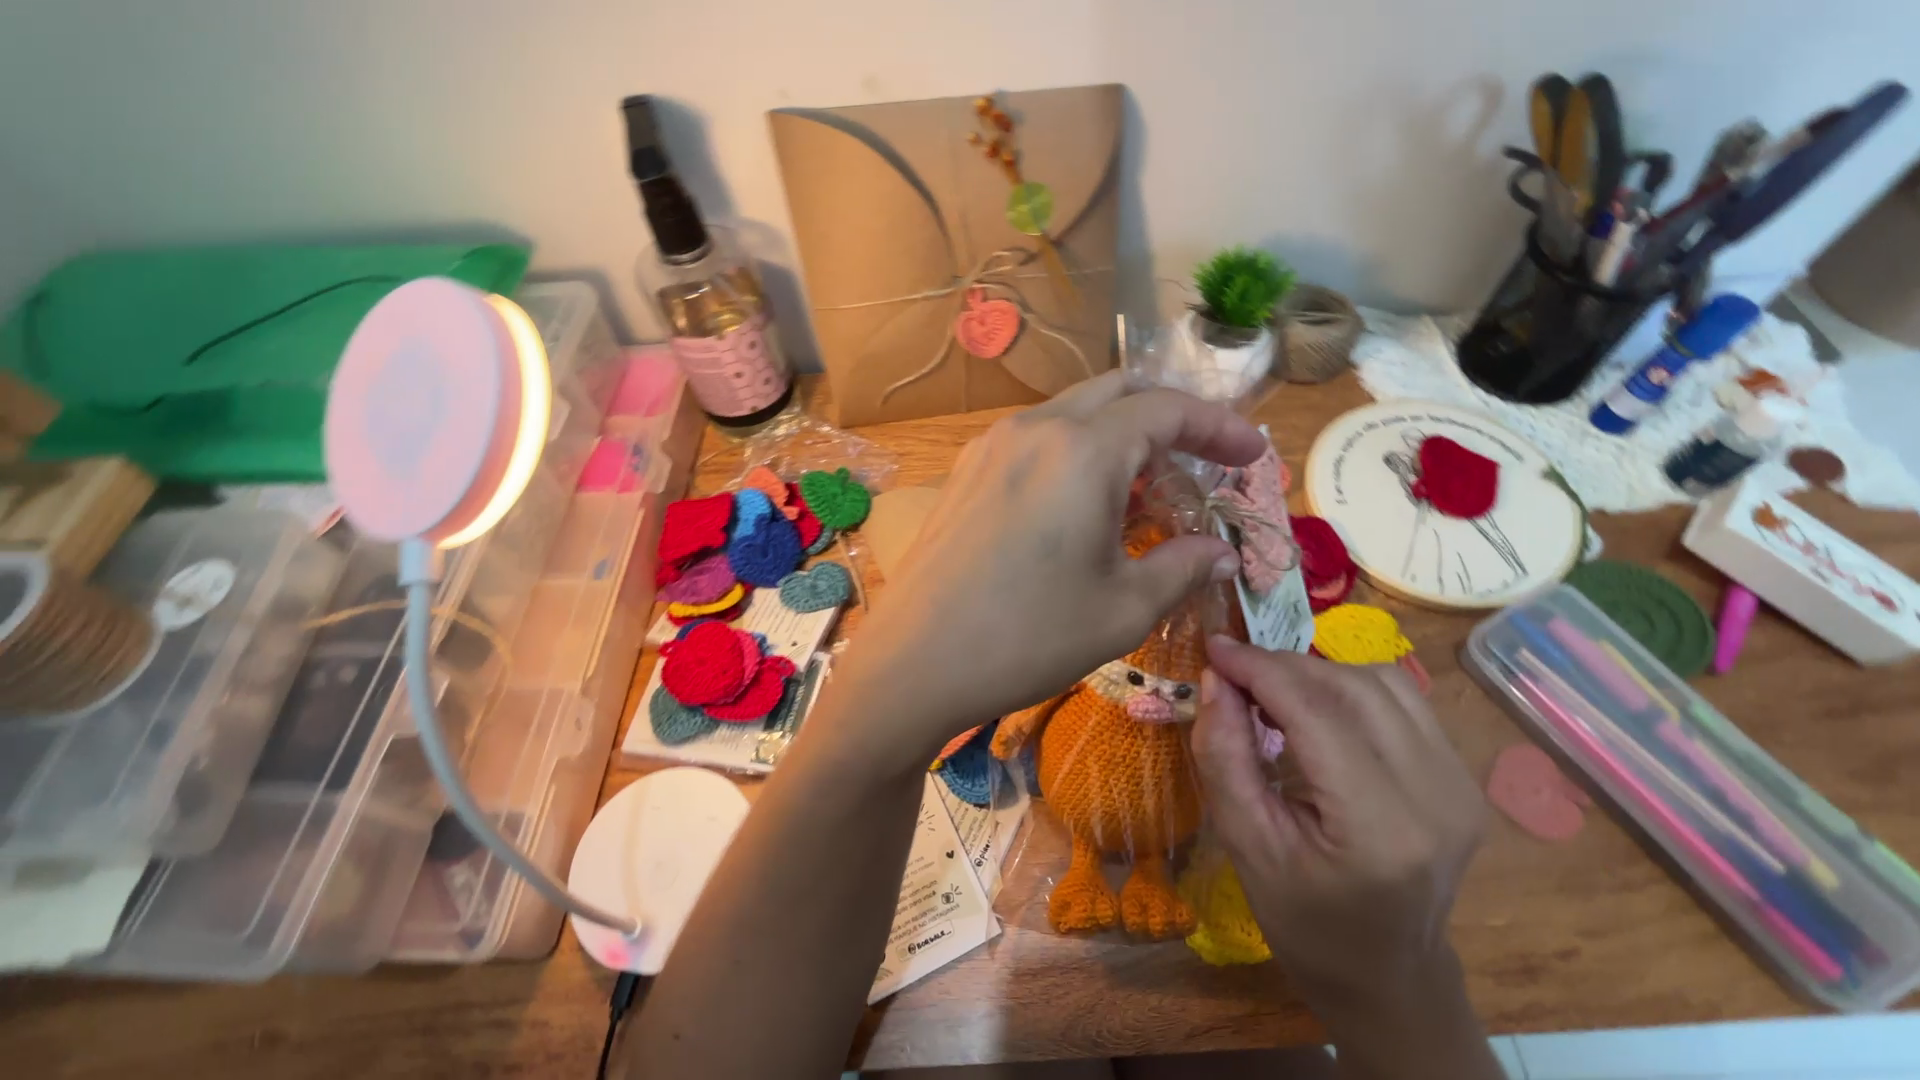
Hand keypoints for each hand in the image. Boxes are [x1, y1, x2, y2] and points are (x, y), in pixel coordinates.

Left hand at [823, 372, 1265, 770]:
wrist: (912, 665)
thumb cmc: (1027, 637)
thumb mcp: (1122, 609)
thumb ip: (1182, 568)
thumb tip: (1219, 555)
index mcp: (1081, 450)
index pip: (1166, 408)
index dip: (1219, 427)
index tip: (1252, 456)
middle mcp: (1033, 430)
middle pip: (1118, 392)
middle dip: (1170, 418)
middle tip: (1205, 463)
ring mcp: (990, 448)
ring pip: (1072, 414)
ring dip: (1120, 436)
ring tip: (1148, 493)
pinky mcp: (964, 475)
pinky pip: (1035, 442)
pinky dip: (1076, 454)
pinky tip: (1084, 508)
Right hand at [1191, 638, 1486, 1006]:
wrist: (1386, 976)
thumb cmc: (1304, 922)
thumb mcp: (1246, 846)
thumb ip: (1224, 757)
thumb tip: (1214, 679)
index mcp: (1380, 827)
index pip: (1318, 713)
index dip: (1260, 670)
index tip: (1213, 647)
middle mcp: (1437, 795)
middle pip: (1354, 687)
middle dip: (1285, 666)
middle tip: (1233, 673)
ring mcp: (1461, 784)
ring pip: (1385, 683)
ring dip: (1320, 672)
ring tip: (1272, 692)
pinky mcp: (1464, 779)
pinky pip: (1404, 703)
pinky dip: (1350, 690)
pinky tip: (1316, 711)